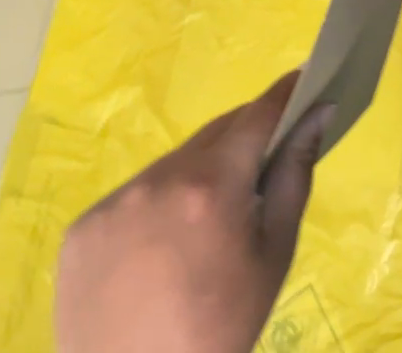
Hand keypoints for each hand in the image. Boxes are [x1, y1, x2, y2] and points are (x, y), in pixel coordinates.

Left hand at [55, 72, 335, 352]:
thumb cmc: (224, 321)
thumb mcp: (276, 248)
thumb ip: (295, 172)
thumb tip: (320, 112)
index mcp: (211, 185)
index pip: (258, 115)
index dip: (285, 94)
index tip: (306, 79)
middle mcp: (157, 180)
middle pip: (217, 132)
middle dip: (248, 132)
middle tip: (271, 151)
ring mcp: (112, 203)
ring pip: (176, 160)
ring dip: (205, 164)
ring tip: (217, 206)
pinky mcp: (81, 228)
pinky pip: (137, 191)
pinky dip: (163, 196)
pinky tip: (169, 234)